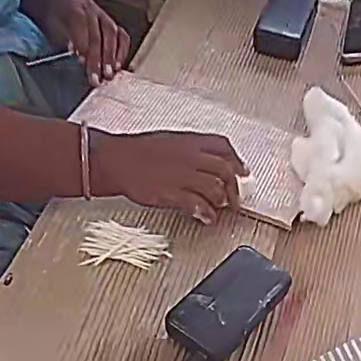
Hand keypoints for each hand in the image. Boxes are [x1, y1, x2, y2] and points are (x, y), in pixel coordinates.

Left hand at [41, 0, 130, 84]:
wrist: (62, 5)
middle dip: (99, 58)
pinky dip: (122, 52)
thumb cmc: (57, 22)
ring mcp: (103, 16)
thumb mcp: (54, 30)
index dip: (84, 46)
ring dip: (112, 57)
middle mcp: (90, 9)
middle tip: (99, 78)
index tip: (84, 63)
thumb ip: (66, 42)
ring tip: (110, 73)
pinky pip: (122, 37)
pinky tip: (118, 66)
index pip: (81, 25)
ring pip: (112, 34)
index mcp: (73, 7)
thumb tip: (81, 60)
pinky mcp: (113, 25)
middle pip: (98, 34)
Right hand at [93, 130, 245, 223]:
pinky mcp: (173, 193)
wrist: (117, 160)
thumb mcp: (171, 142)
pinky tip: (207, 218)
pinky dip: (207, 213)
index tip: (243, 175)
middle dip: (234, 189)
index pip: (224, 147)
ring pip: (215, 188)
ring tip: (219, 211)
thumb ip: (191, 152)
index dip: (238, 162)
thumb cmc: (140, 152)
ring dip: (222, 202)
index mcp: (191, 142)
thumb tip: (206, 164)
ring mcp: (182, 175)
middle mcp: (191, 157)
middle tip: (235, 202)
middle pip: (225, 170)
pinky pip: (198, 204)